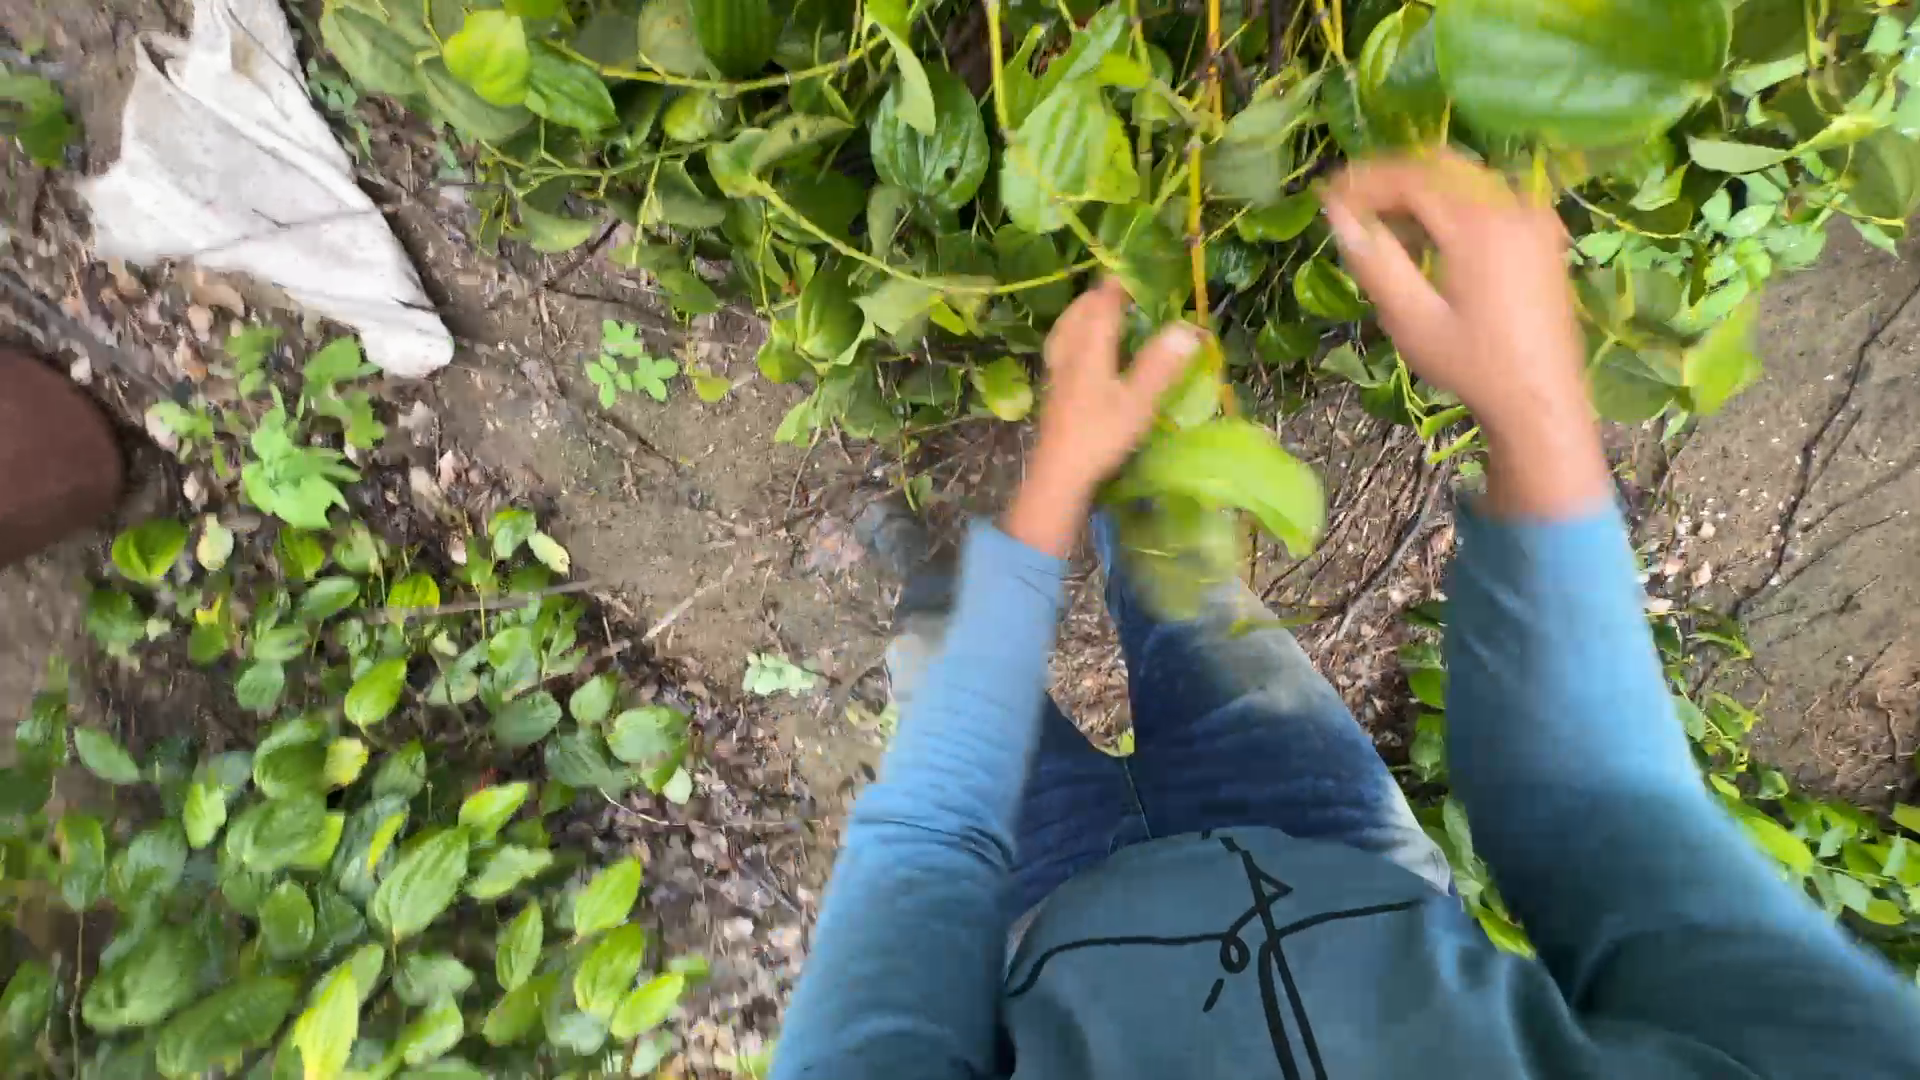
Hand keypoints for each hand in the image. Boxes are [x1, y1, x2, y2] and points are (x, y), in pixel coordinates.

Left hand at [1003, 279, 1202, 556]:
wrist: (1059, 473)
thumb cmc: (1099, 437)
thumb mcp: (1138, 403)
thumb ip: (1161, 365)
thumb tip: (1189, 327)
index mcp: (1089, 350)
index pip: (1102, 306)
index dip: (1117, 284)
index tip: (1131, 267)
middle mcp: (1069, 355)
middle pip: (1079, 313)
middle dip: (1098, 295)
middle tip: (1119, 286)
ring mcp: (1057, 374)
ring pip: (1065, 330)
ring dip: (1082, 313)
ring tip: (1098, 308)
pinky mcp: (1052, 392)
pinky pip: (1061, 349)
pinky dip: (1073, 335)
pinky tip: (1080, 348)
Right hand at [1322, 153, 1609, 517]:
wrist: (1537, 395)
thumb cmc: (1468, 362)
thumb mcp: (1410, 317)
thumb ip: (1375, 262)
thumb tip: (1338, 217)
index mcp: (1480, 224)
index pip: (1414, 179)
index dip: (1366, 182)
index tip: (1327, 195)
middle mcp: (1513, 206)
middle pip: (1443, 169)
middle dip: (1390, 177)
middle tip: (1346, 197)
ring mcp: (1532, 217)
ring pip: (1465, 180)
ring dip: (1416, 190)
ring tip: (1373, 216)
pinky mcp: (1538, 233)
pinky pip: (1485, 199)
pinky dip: (1445, 204)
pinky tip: (1419, 233)